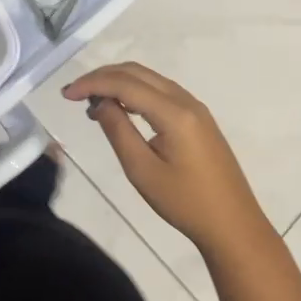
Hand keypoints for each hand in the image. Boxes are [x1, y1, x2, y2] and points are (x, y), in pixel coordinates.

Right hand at [62, 62, 270, 251]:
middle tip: (74, 94)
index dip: (92, 84)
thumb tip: (100, 102)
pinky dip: (134, 91)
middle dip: (102, 77)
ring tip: (92, 102)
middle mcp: (186, 101)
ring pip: (148, 78)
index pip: (124, 83)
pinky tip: (121, 107)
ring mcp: (195, 108)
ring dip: (118, 82)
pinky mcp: (198, 118)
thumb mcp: (142, 170)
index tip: (66, 94)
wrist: (234, 227)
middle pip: (136, 72)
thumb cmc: (185, 203)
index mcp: (174, 113)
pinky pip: (160, 90)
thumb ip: (118, 130)